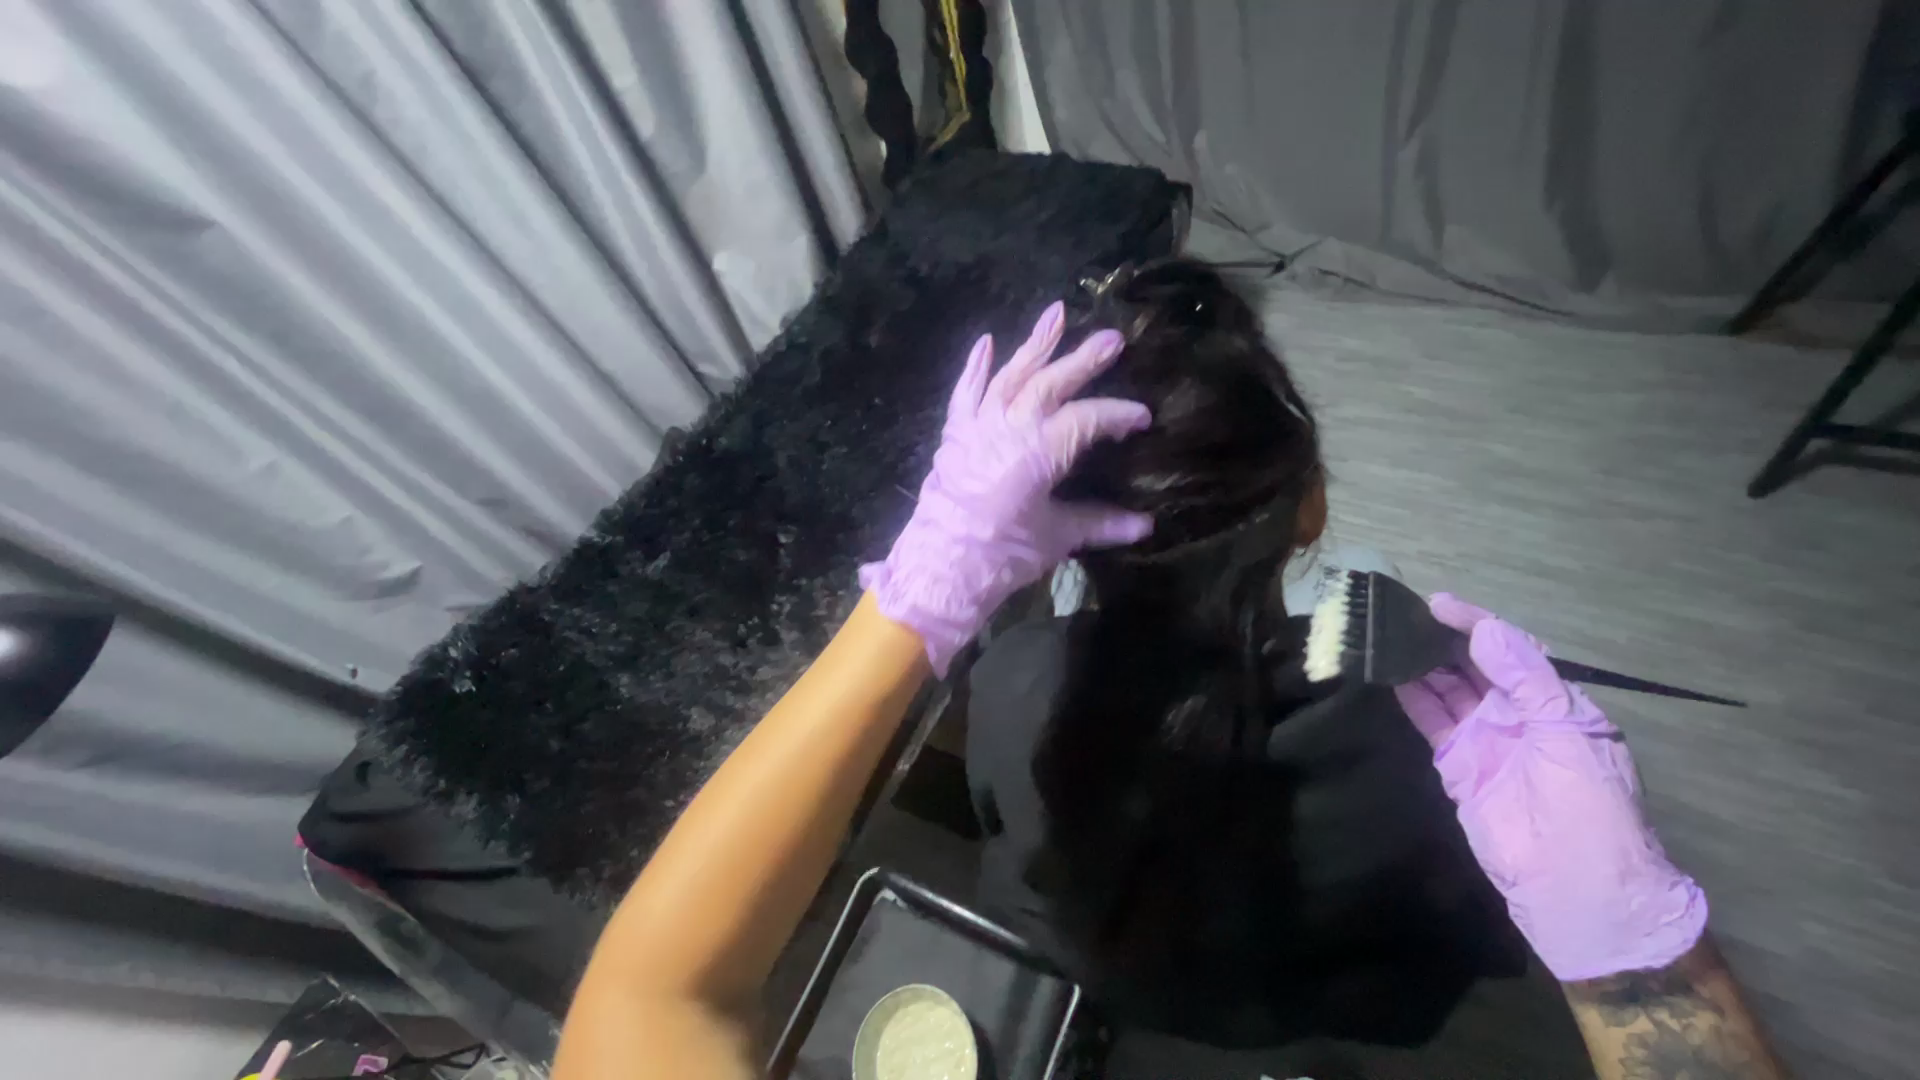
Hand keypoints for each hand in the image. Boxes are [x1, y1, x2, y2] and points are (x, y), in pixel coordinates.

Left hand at [861, 302, 1152, 674]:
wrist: (941, 567)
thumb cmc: (1003, 554)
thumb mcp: (1056, 538)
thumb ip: (1100, 524)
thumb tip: (1146, 526)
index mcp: (1040, 451)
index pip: (1088, 419)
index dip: (1117, 415)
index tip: (1142, 417)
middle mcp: (1008, 426)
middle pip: (1051, 384)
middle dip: (1083, 360)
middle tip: (1112, 339)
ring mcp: (978, 426)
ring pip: (1009, 376)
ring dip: (1034, 345)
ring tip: (1056, 313)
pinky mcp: (954, 434)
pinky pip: (965, 393)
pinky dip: (975, 367)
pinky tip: (986, 342)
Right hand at [1393, 594, 1707, 981]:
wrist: (1575, 884)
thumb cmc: (1589, 805)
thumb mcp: (1571, 733)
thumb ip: (1527, 680)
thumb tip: (1486, 630)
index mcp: (1554, 702)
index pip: (1511, 649)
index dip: (1477, 624)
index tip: (1438, 604)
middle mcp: (1516, 712)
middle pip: (1473, 664)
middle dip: (1443, 637)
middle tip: (1403, 613)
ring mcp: (1482, 736)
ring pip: (1446, 686)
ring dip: (1421, 661)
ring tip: (1389, 634)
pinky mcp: (1453, 761)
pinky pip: (1428, 718)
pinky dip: (1409, 695)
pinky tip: (1389, 673)